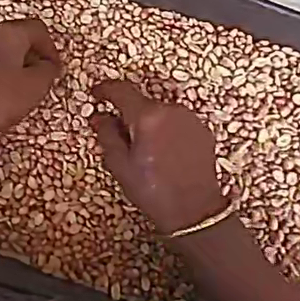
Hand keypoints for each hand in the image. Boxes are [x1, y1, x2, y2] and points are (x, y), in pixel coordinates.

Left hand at [0, 18, 61, 151]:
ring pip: (4, 52)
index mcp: (8, 32)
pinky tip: (6, 96)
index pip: (38, 29)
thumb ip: (48, 71)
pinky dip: (3, 76)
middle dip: (36, 56)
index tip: (56, 69)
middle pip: (20, 38)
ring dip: (19, 67)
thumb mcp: (36, 86)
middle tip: (45, 78)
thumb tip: (49, 66)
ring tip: (27, 90)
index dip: (52, 49)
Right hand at [88, 79, 227, 232]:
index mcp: (148, 117)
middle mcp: (171, 110)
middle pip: (141, 103)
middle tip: (120, 141)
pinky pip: (176, 123)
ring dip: (148, 125)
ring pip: (160, 113)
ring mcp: (190, 119)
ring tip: (145, 153)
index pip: (121, 90)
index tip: (96, 94)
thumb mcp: (120, 165)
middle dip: (128, 116)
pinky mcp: (202, 130)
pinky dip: (166, 131)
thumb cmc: (153, 191)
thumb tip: (100, 117)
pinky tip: (164, 155)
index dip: (105, 89)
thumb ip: (107, 135)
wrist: (194, 211)